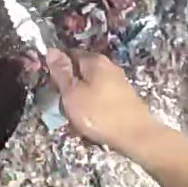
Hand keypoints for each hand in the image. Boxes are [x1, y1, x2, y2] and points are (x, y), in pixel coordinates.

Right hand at [44, 49, 165, 154]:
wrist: (136, 136)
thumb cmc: (99, 114)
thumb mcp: (72, 93)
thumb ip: (61, 72)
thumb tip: (51, 50)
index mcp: (95, 61)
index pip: (70, 54)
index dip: (58, 69)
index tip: (53, 86)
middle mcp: (109, 67)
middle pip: (81, 73)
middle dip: (70, 89)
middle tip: (65, 107)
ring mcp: (119, 83)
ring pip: (90, 89)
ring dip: (81, 102)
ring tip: (78, 120)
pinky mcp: (124, 100)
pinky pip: (101, 101)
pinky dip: (94, 110)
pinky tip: (92, 124)